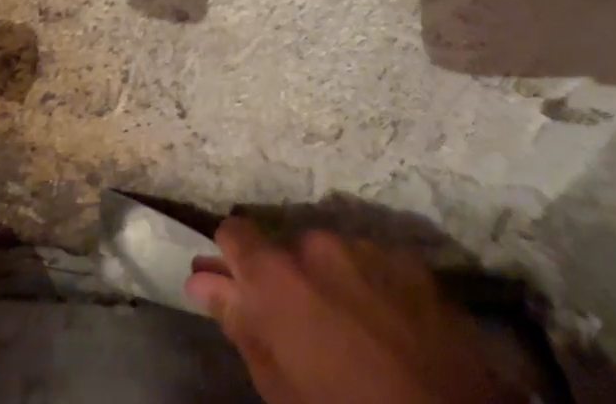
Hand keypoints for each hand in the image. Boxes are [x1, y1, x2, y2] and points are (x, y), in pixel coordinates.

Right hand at [184, 220, 515, 403]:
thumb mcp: (278, 383)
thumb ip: (238, 322)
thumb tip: (202, 281)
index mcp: (276, 273)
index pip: (232, 231)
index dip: (230, 259)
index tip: (240, 290)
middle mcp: (317, 244)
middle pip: (285, 246)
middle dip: (286, 277)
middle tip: (302, 326)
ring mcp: (370, 249)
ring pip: (331, 254)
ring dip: (330, 280)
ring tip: (352, 330)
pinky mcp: (413, 263)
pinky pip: (374, 264)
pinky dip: (370, 286)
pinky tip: (388, 328)